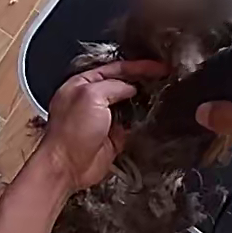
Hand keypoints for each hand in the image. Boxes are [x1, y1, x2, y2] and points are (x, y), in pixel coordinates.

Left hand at [35, 59, 167, 191]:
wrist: (67, 166)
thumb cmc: (70, 132)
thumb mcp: (91, 96)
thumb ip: (113, 87)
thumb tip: (131, 88)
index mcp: (83, 84)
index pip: (116, 69)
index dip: (138, 67)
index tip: (158, 67)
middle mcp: (93, 99)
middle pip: (124, 85)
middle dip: (144, 81)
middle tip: (164, 77)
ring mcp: (103, 119)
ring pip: (129, 104)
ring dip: (144, 101)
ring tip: (163, 94)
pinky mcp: (112, 137)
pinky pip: (132, 125)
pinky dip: (142, 121)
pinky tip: (153, 116)